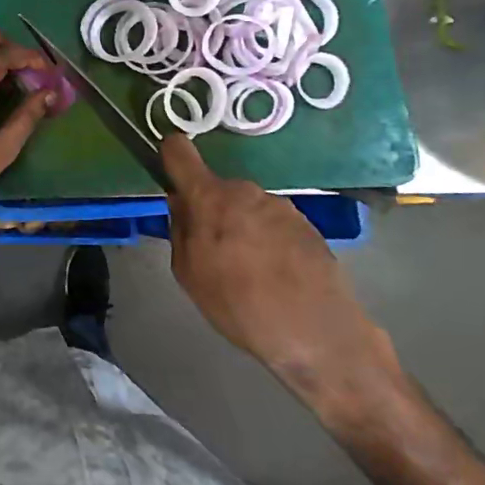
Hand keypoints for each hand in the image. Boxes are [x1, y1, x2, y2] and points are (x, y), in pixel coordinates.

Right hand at [161, 135, 403, 422]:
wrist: (317, 331)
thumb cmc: (240, 304)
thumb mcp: (189, 275)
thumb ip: (180, 231)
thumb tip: (181, 205)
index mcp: (210, 199)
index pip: (180, 153)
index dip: (169, 155)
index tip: (168, 172)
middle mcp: (245, 190)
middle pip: (216, 189)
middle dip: (210, 211)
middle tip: (213, 253)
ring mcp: (280, 205)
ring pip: (246, 207)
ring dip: (241, 227)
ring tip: (249, 272)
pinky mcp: (306, 223)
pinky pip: (272, 223)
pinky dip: (267, 241)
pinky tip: (275, 276)